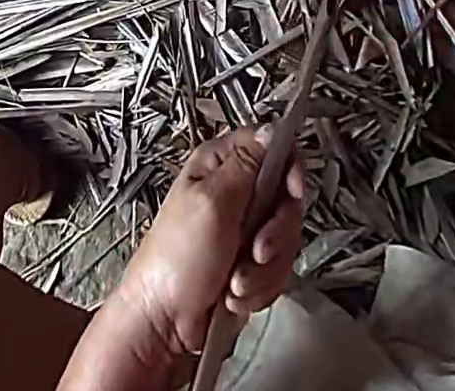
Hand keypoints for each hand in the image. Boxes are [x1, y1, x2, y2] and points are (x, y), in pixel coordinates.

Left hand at [113, 129, 305, 356]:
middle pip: (285, 198)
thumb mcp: (213, 202)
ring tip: (235, 277)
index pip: (271, 147)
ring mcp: (242, 228)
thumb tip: (270, 130)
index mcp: (219, 165)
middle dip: (275, 233)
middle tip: (254, 248)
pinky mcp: (249, 261)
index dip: (288, 169)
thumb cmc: (174, 261)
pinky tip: (235, 292)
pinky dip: (261, 286)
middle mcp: (232, 191)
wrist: (164, 324)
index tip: (290, 193)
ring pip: (285, 237)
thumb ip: (246, 165)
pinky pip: (278, 268)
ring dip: (264, 268)